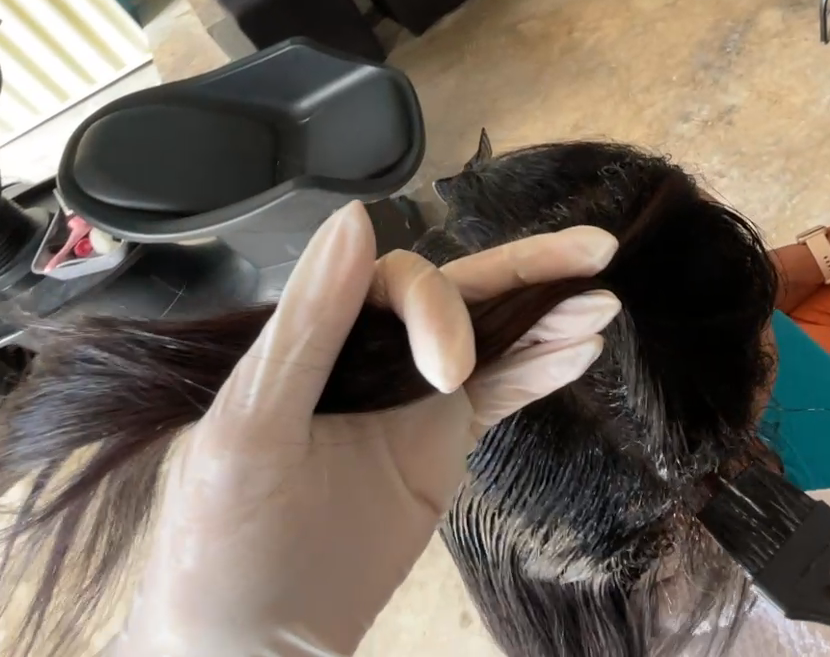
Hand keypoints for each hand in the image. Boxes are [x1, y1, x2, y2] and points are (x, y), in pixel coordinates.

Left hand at [115, 202, 620, 656]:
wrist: (255, 648)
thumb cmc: (225, 542)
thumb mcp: (252, 426)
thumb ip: (308, 320)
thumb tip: (358, 215)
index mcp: (326, 332)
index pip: (400, 283)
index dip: (438, 308)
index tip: (449, 375)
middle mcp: (377, 348)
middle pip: (463, 290)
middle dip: (529, 269)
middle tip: (595, 251)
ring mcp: (417, 393)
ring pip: (494, 334)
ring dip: (550, 314)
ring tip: (603, 300)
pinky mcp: (444, 438)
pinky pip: (503, 390)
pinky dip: (544, 367)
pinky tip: (585, 347)